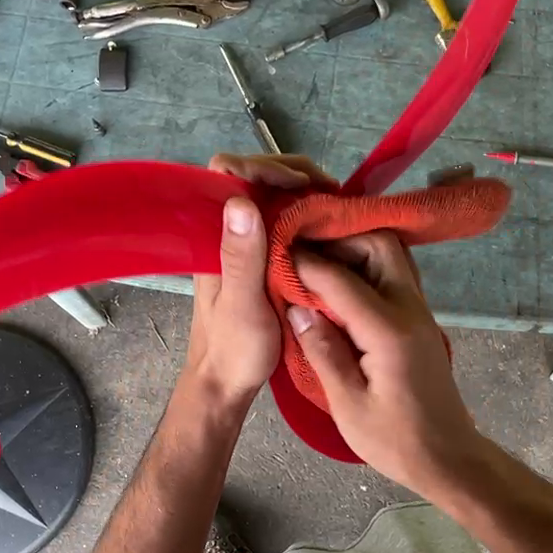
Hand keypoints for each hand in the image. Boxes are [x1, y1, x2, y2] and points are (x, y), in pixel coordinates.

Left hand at [182, 154, 335, 410]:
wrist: (226, 385)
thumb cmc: (233, 350)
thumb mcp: (242, 306)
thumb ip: (241, 256)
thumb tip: (241, 200)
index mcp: (213, 234)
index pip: (227, 171)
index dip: (264, 166)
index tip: (303, 185)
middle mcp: (226, 230)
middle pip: (255, 177)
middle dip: (294, 177)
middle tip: (334, 195)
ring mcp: (244, 244)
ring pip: (271, 198)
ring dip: (305, 195)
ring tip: (338, 209)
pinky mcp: (260, 259)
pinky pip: (283, 223)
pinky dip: (307, 218)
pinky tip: (332, 231)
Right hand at [286, 232, 486, 489]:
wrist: (447, 457)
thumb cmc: (395, 440)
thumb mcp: (348, 405)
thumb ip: (322, 351)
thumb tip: (296, 307)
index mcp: (388, 331)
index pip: (340, 279)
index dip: (303, 263)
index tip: (273, 255)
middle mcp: (410, 309)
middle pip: (378, 245)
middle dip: (337, 242)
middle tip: (300, 258)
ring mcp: (420, 312)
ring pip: (391, 254)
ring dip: (354, 251)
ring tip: (317, 268)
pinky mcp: (420, 319)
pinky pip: (395, 274)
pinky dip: (367, 267)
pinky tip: (340, 287)